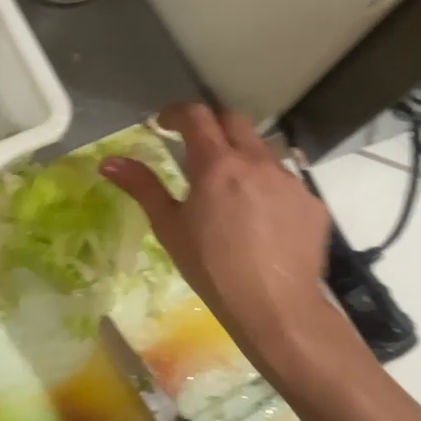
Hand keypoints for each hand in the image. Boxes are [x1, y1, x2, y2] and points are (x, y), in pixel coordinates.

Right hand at [99, 103, 335, 360]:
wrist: (277, 308)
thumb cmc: (212, 267)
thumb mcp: (169, 227)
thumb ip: (142, 187)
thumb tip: (108, 161)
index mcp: (217, 164)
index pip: (196, 116)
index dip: (176, 113)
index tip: (162, 124)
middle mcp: (257, 162)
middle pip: (234, 120)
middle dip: (211, 124)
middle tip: (193, 145)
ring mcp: (290, 181)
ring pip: (262, 149)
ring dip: (241, 153)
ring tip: (228, 183)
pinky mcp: (312, 203)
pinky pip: (285, 180)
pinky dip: (266, 184)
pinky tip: (258, 215)